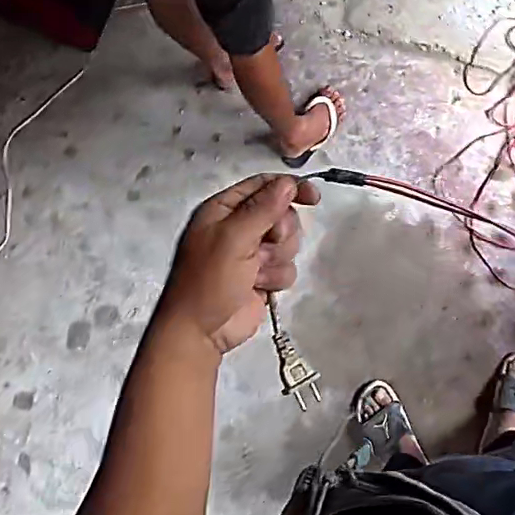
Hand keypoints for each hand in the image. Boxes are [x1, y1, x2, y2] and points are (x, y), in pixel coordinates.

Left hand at [156, 174, 319, 353]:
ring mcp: (253, 253)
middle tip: (265, 247)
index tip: (312, 198)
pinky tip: (259, 286)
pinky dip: (277, 277)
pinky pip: (288, 267)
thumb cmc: (208, 280)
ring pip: (289, 243)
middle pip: (283, 215)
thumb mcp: (233, 238)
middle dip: (281, 233)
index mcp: (225, 210)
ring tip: (256, 271)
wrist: (202, 330)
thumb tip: (288, 183)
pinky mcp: (264, 276)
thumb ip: (263, 208)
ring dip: (277, 258)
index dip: (289, 189)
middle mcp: (240, 227)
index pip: (264, 186)